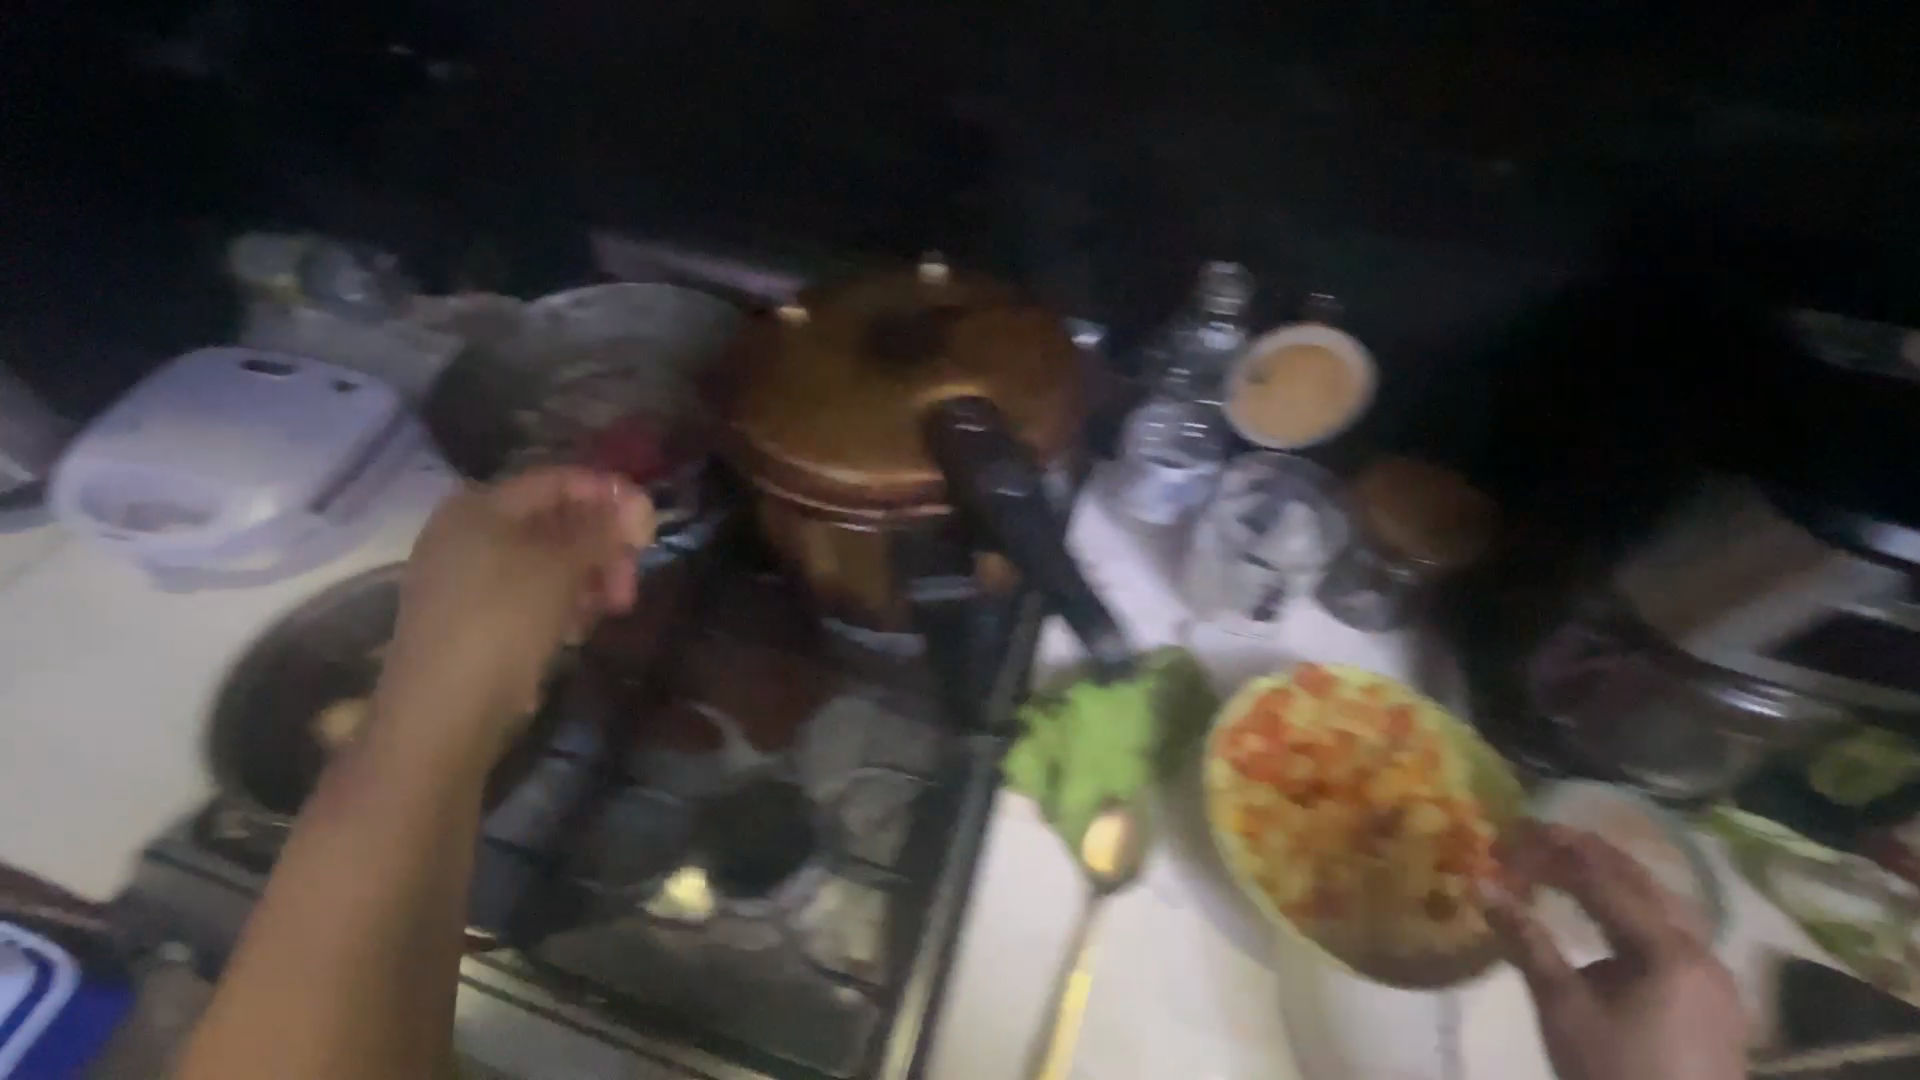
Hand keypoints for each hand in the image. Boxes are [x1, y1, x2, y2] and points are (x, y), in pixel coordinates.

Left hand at [376, 467, 654, 754]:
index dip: (610, 496)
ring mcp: (470, 576)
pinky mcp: (477, 615)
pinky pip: (533, 592)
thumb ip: (603, 528)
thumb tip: (638, 501)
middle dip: (603, 547)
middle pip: (558, 521)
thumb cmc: (504, 620)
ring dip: (590, 578)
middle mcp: (470, 531)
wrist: (444, 711)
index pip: (560, 480)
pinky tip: (577, 629)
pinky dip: (563, 602)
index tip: (648, 529)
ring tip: (609, 610)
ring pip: (550, 560)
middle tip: (629, 584)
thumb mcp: (563, 566)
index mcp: (482, 505)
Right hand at [1486, 824, 1746, 1079]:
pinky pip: (1666, 927)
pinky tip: (1600, 907)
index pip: (1602, 880)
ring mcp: (1712, 975)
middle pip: (1641, 881)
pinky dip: (1627, 903)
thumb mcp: (1562, 1006)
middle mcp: (1701, 952)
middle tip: (1533, 831)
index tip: (1508, 833)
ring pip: (1658, 902)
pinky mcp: (1709, 996)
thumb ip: (1525, 939)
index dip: (1552, 852)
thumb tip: (1479, 885)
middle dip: (1584, 851)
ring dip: (1609, 874)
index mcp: (1668, 951)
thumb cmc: (1614, 1070)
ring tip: (1561, 859)